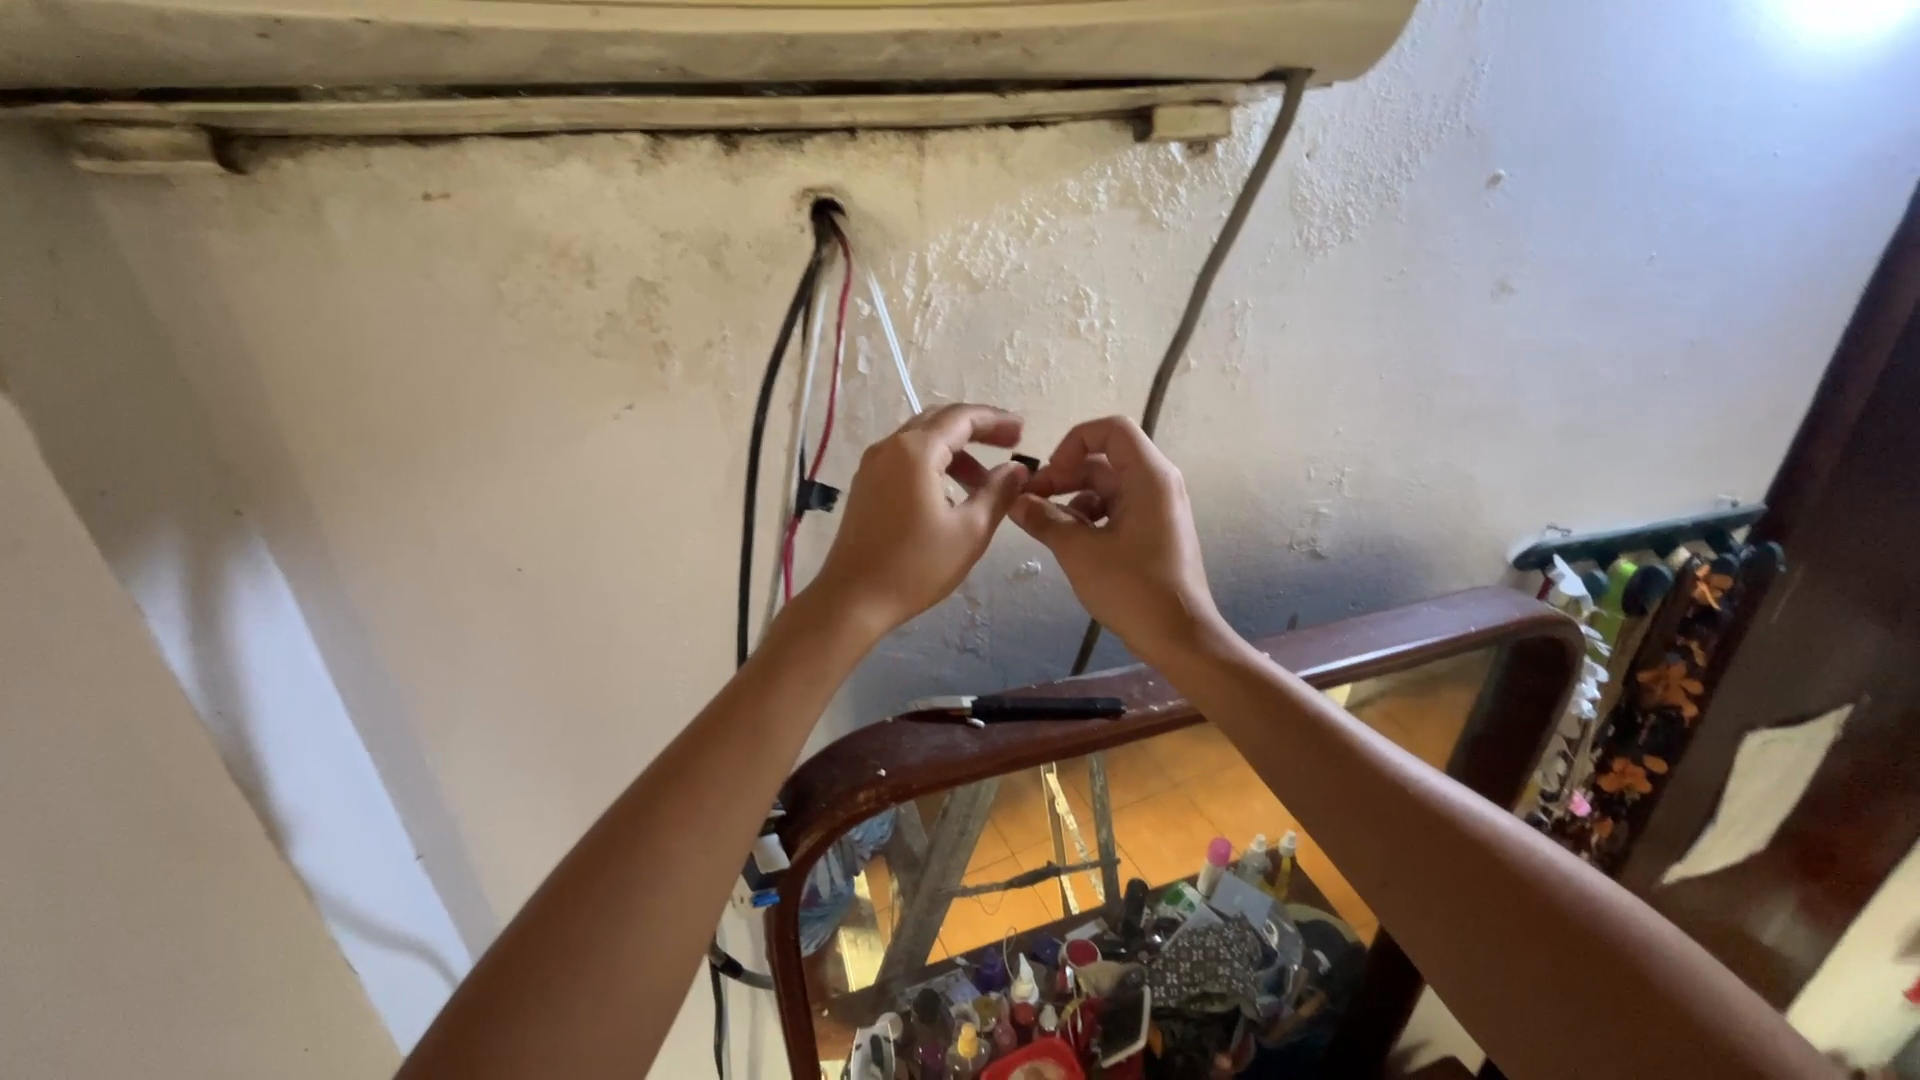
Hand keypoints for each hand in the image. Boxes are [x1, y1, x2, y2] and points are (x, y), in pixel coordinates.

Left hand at [808, 404, 1029, 637]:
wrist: (852, 599)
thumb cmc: (915, 567)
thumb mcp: (969, 531)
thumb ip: (998, 492)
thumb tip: (1017, 469)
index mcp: (916, 452)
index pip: (962, 417)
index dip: (996, 420)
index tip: (1022, 431)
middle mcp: (890, 448)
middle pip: (939, 422)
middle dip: (977, 430)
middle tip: (1010, 445)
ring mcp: (872, 466)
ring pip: (921, 442)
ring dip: (956, 452)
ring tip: (985, 481)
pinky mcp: (866, 486)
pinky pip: (905, 460)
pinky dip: (934, 465)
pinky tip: (952, 495)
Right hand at [1009, 416, 1227, 665]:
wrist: (1178, 637)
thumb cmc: (1132, 589)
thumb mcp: (1079, 552)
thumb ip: (1044, 519)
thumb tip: (1015, 501)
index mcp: (1149, 477)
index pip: (1110, 430)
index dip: (1073, 443)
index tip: (1049, 475)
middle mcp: (1157, 484)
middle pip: (1103, 460)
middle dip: (1064, 476)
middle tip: (1029, 502)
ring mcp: (1156, 508)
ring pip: (1106, 487)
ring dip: (1072, 499)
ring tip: (1043, 525)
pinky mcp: (1152, 531)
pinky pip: (1115, 509)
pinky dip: (1088, 517)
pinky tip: (1068, 541)